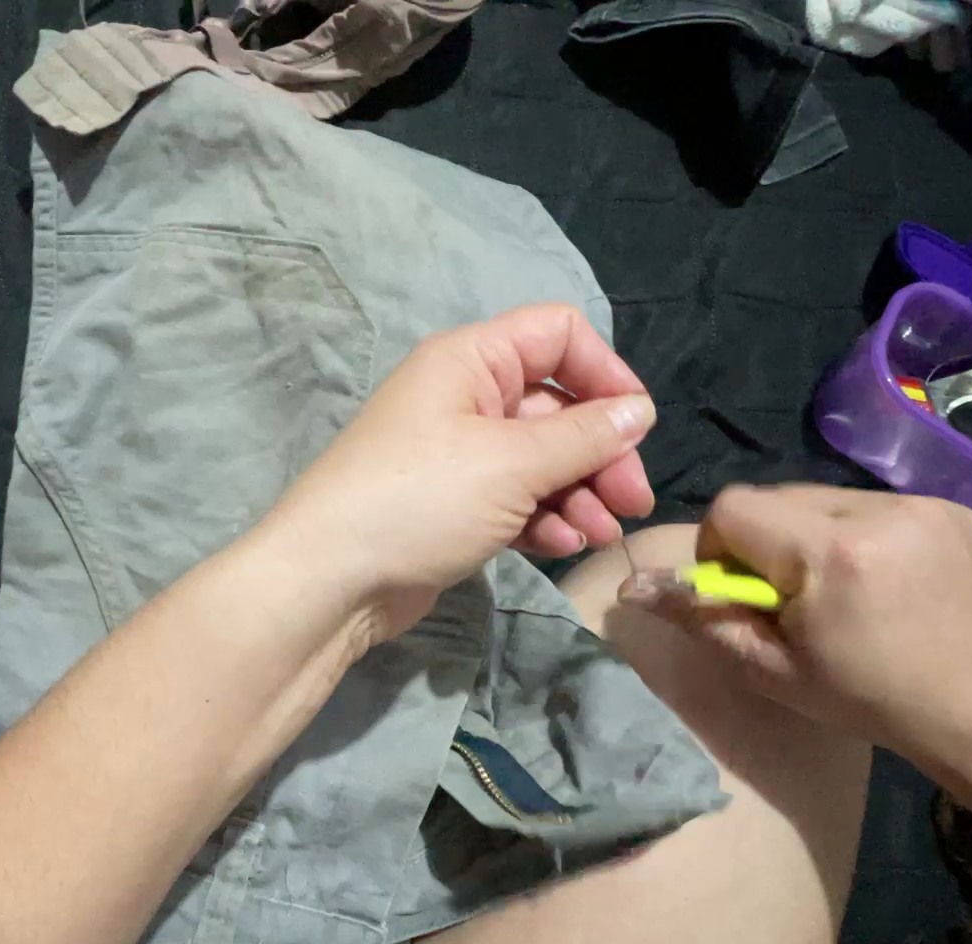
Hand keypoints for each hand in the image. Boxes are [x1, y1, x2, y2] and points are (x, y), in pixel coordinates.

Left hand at [263, 304, 656, 640]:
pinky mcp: (454, 506)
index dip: (605, 372)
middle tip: (632, 503)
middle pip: (557, 408)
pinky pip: (514, 499)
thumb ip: (583, 437)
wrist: (332, 580)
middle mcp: (464, 399)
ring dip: (577, 494)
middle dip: (599, 454)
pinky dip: (542, 518)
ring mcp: (458, 456)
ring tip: (599, 535)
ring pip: (540, 461)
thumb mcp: (511, 463)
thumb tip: (639, 411)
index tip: (637, 425)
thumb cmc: (420, 501)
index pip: (557, 335)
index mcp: (470, 361)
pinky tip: (562, 546)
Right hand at [623, 484, 971, 756]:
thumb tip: (631, 588)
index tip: (745, 591)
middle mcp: (880, 510)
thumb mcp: (767, 666)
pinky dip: (850, 532)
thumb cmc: (867, 698)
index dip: (719, 547)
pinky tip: (875, 576)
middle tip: (788, 595)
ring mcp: (923, 503)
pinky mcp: (951, 506)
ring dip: (805, 534)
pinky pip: (864, 503)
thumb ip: (699, 616)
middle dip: (762, 540)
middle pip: (773, 496)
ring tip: (836, 587)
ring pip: (818, 497)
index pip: (733, 508)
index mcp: (833, 552)